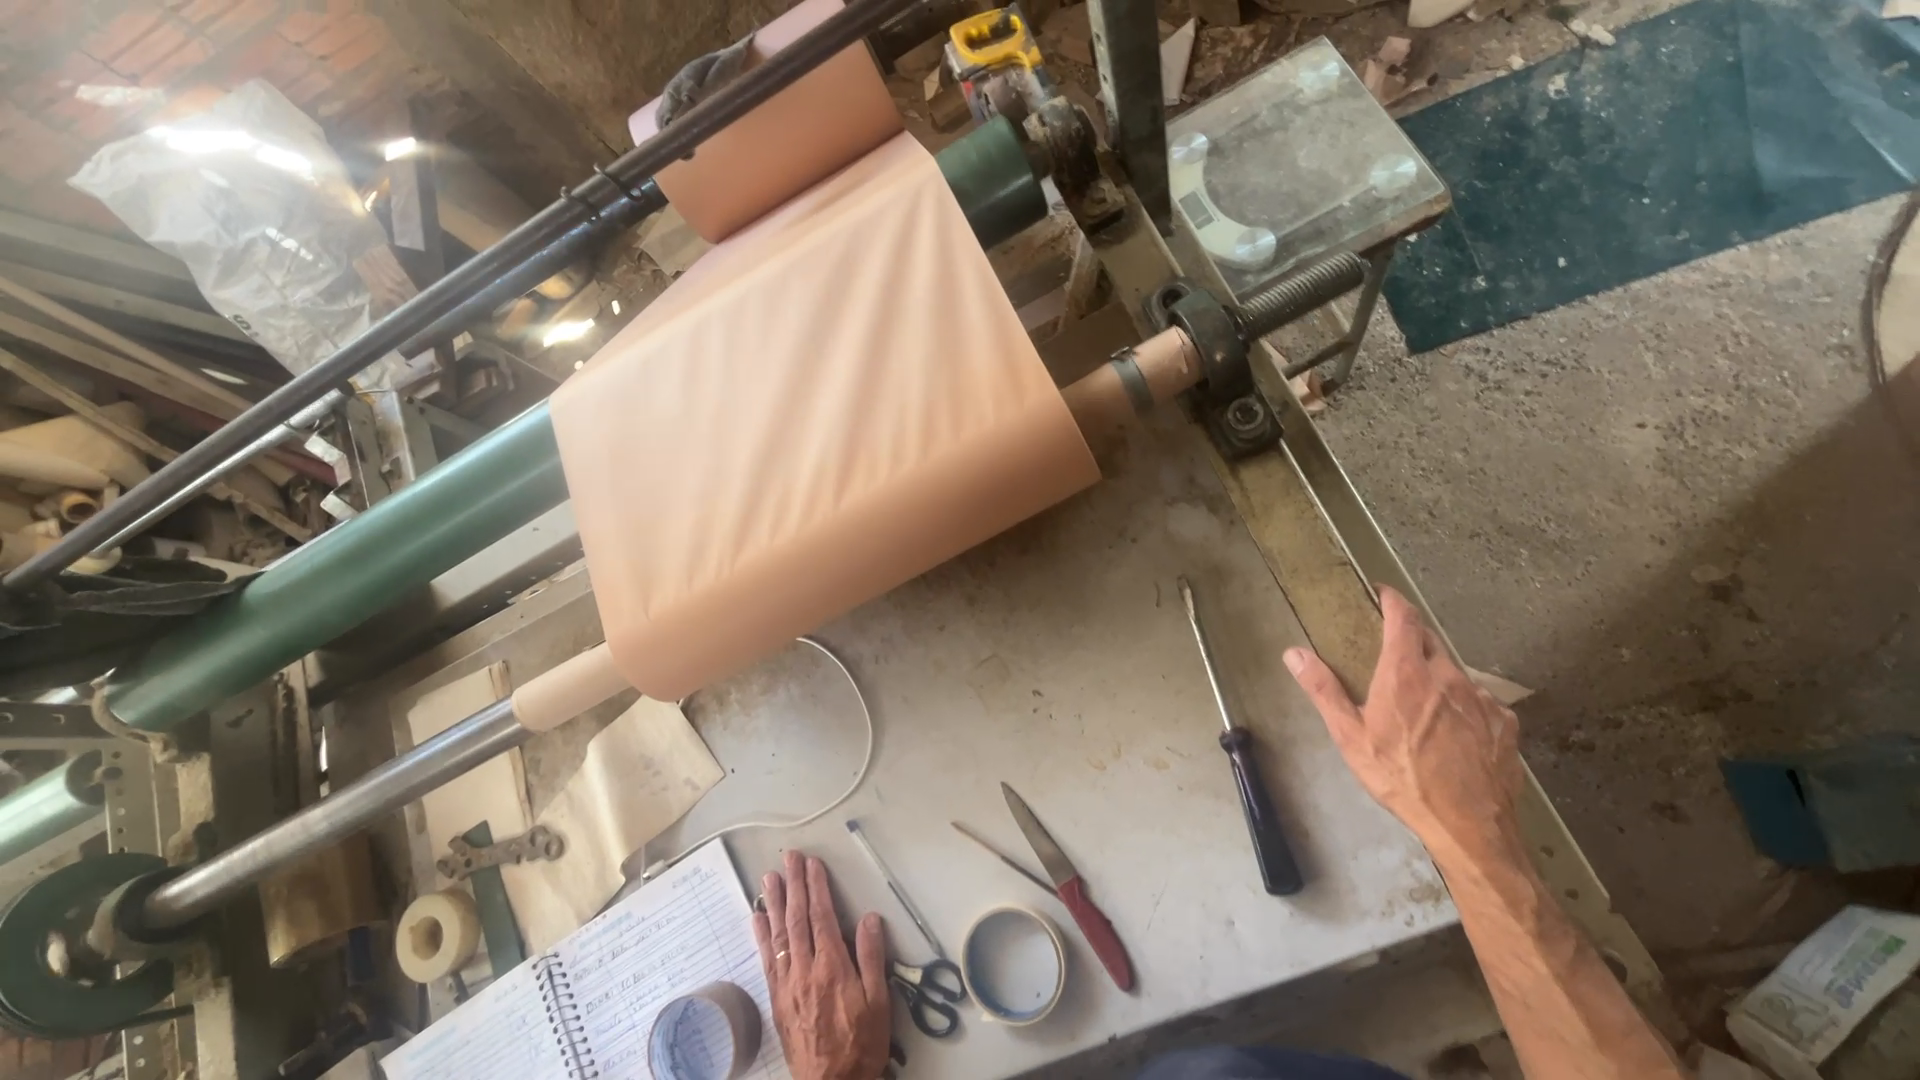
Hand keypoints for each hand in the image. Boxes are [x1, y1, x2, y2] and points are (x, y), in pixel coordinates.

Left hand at [753, 852, 891, 1079]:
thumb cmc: (861, 1044)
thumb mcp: (879, 1002)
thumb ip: (871, 957)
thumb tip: (869, 919)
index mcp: (832, 967)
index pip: (822, 917)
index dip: (817, 888)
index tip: (813, 865)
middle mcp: (805, 970)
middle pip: (797, 919)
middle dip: (794, 885)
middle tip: (789, 859)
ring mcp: (788, 984)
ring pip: (779, 935)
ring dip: (775, 904)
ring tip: (770, 878)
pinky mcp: (778, 999)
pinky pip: (767, 960)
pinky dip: (761, 937)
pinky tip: (758, 919)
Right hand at [1283, 586, 1523, 867]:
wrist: (1468, 825)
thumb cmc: (1400, 778)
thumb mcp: (1350, 737)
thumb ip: (1323, 690)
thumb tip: (1294, 653)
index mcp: (1406, 673)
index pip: (1403, 618)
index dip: (1393, 600)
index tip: (1383, 594)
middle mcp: (1447, 675)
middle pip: (1431, 640)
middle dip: (1412, 636)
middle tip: (1393, 649)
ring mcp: (1481, 699)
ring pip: (1456, 672)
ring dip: (1438, 675)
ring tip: (1423, 702)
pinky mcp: (1504, 723)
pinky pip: (1480, 702)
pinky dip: (1463, 705)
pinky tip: (1454, 731)